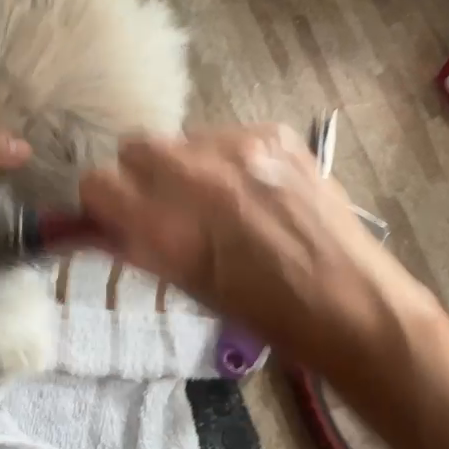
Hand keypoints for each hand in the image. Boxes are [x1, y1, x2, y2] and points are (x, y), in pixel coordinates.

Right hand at [79, 125, 439, 364]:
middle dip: (142, 177)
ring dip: (186, 166)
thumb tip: (102, 226)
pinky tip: (254, 191)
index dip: (103, 203)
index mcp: (170, 226)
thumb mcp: (188, 286)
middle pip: (135, 148)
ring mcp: (241, 148)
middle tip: (168, 208)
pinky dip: (227, 160)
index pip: (98, 183)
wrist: (350, 303)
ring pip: (182, 139)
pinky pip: (225, 135)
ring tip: (221, 202)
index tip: (118, 218)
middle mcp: (198, 176)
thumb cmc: (264, 314)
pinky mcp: (274, 135)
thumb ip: (139, 247)